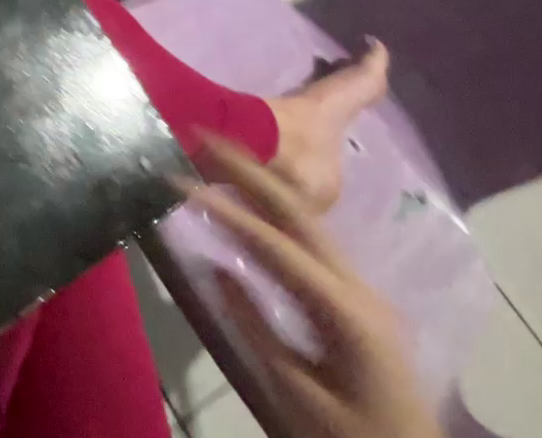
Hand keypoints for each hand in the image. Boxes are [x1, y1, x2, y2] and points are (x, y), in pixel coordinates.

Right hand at [188, 136, 443, 437]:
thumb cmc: (346, 434)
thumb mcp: (294, 392)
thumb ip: (255, 325)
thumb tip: (218, 267)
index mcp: (344, 310)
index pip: (274, 244)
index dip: (223, 208)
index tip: (178, 179)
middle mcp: (359, 288)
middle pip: (299, 214)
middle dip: (251, 170)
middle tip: (204, 133)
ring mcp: (363, 291)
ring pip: (308, 221)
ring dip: (262, 183)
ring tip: (220, 152)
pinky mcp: (355, 300)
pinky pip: (311, 241)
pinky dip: (274, 211)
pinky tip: (248, 199)